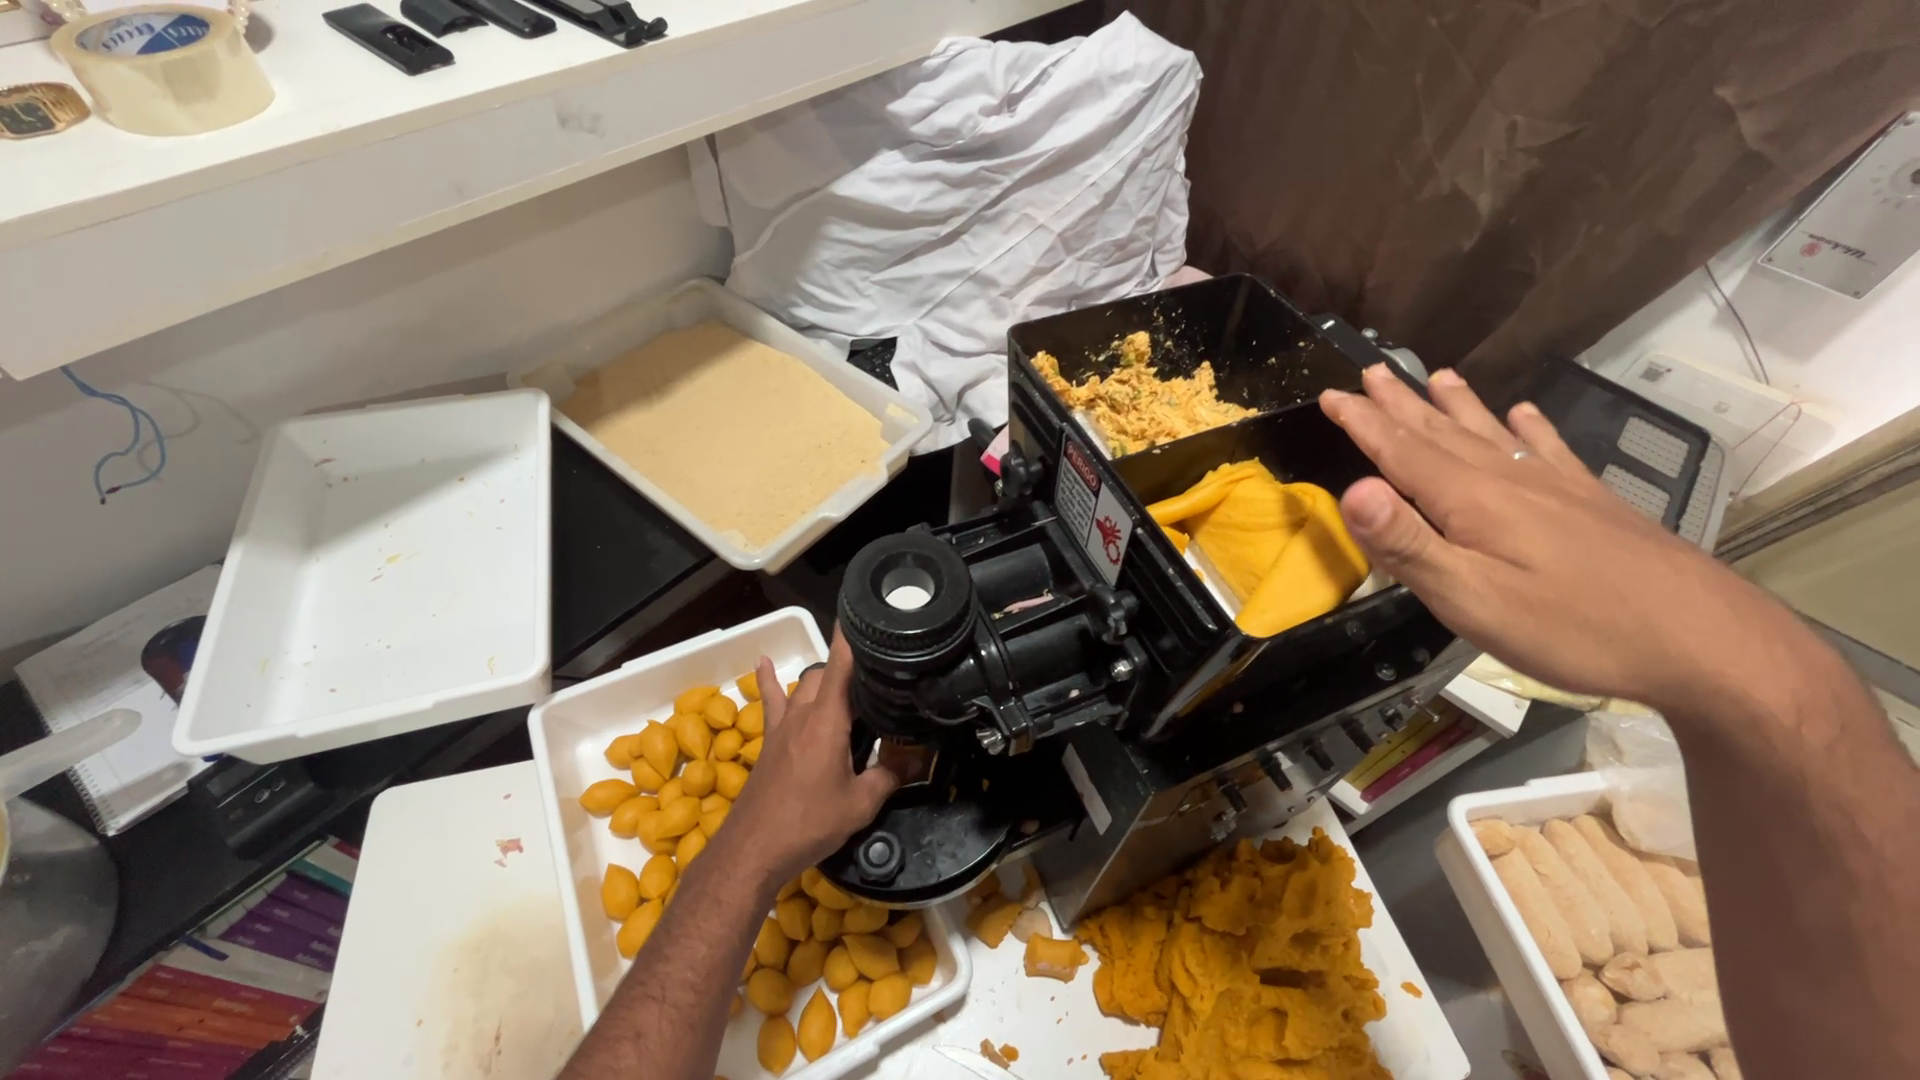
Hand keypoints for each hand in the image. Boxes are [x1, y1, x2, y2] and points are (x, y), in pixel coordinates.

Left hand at [723, 630, 901, 886]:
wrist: (753, 849)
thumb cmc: (808, 824)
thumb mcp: (860, 804)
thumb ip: (890, 776)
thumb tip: (918, 759)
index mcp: (828, 721)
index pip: (842, 667)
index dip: (853, 639)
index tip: (865, 615)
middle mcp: (803, 714)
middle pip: (825, 674)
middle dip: (849, 668)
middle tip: (876, 677)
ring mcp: (782, 726)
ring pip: (802, 685)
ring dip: (822, 678)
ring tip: (843, 676)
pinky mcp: (770, 741)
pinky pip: (772, 701)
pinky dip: (771, 681)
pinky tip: (764, 663)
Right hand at [1318, 364, 1791, 714]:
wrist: (1702, 639)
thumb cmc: (1570, 626)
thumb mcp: (1471, 597)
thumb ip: (1408, 544)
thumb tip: (1352, 489)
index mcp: (1470, 500)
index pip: (1401, 451)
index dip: (1362, 422)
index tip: (1330, 394)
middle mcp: (1509, 479)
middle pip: (1441, 433)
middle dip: (1400, 403)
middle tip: (1372, 371)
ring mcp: (1555, 487)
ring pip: (1492, 433)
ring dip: (1458, 405)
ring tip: (1438, 376)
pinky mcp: (1589, 503)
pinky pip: (1549, 450)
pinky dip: (1530, 428)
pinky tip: (1526, 414)